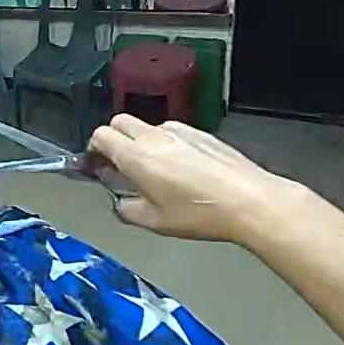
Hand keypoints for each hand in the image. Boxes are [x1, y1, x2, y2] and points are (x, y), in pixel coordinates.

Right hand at [88, 115, 323, 244]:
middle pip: (120, 122)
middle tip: (119, 164)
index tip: (97, 164)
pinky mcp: (200, 133)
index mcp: (137, 156)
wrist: (249, 201)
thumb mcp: (155, 222)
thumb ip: (127, 209)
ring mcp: (179, 131)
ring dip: (141, 142)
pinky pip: (172, 132)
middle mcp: (155, 136)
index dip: (94, 149)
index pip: (101, 135)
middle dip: (113, 139)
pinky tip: (180, 169)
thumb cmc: (203, 213)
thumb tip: (120, 203)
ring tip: (153, 170)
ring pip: (147, 126)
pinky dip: (166, 144)